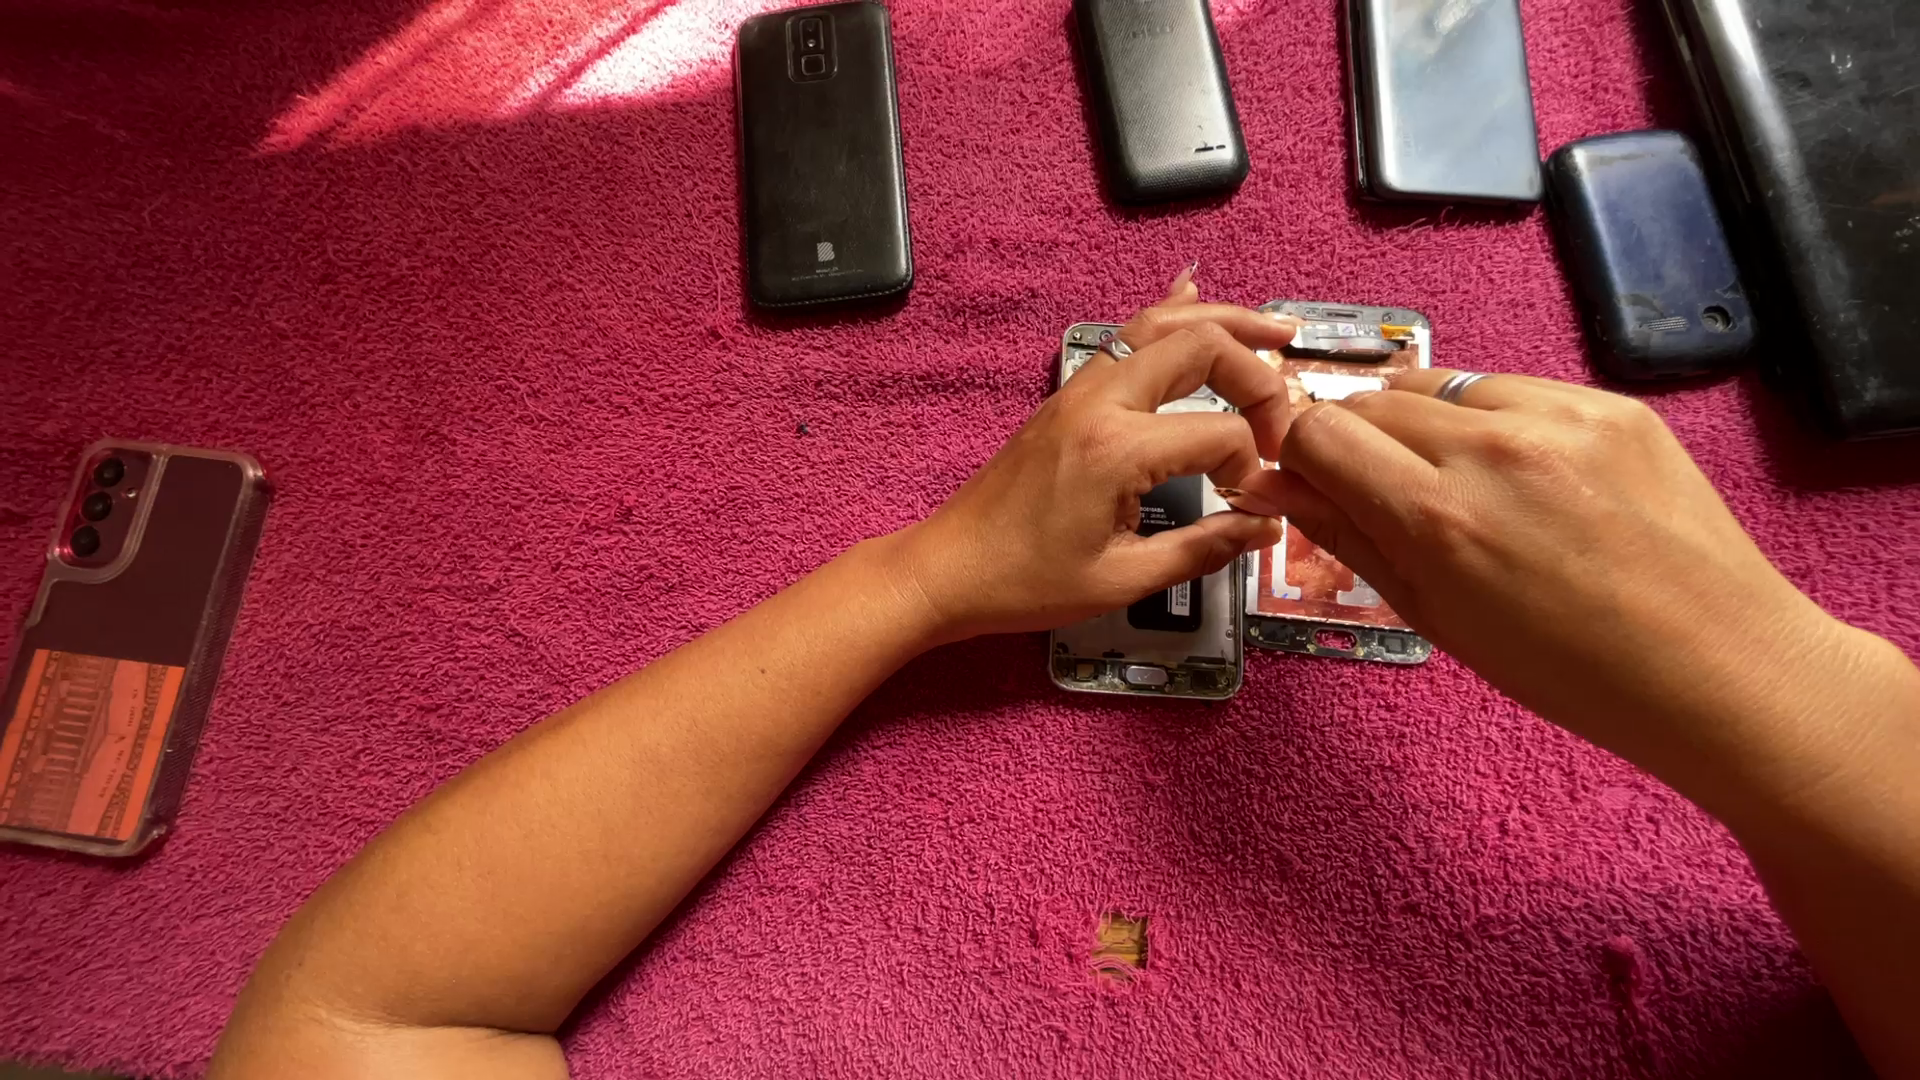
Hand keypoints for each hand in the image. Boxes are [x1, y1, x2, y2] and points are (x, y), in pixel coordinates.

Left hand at [891, 270, 1299, 639]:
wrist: (946, 570)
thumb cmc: (1025, 584)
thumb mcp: (1120, 580)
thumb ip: (1201, 549)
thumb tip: (1264, 527)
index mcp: (1116, 449)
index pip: (1220, 432)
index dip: (1250, 466)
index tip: (1248, 502)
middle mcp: (1098, 402)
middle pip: (1198, 343)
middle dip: (1255, 368)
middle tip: (1288, 404)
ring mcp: (1075, 392)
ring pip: (1157, 325)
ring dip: (1219, 323)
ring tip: (1273, 332)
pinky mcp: (1063, 399)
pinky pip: (1124, 341)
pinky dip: (1167, 321)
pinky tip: (1191, 300)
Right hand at [1237, 370, 1846, 762]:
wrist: (1719, 667)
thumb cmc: (1552, 664)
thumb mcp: (1424, 610)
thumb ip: (1341, 532)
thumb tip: (1273, 485)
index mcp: (1437, 517)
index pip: (1317, 433)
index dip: (1296, 453)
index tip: (1306, 479)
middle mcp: (1491, 448)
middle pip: (1366, 403)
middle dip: (1347, 441)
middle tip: (1371, 488)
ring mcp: (1559, 416)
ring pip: (1428, 386)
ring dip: (1409, 425)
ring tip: (1444, 477)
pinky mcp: (1609, 403)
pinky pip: (1500, 388)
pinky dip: (1476, 420)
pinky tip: (1509, 469)